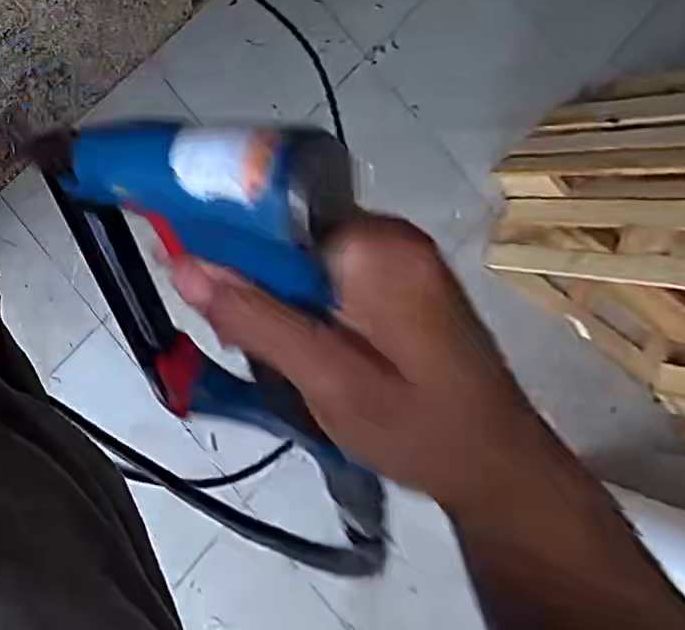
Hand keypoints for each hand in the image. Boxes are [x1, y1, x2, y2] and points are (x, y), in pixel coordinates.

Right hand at [171, 215, 565, 515]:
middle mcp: (387, 232)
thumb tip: (181, 265)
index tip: (190, 266)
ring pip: (299, 251)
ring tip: (274, 349)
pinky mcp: (395, 271)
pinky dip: (299, 298)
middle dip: (252, 277)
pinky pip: (323, 266)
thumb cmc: (421, 431)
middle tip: (239, 334)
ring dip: (273, 293)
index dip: (226, 234)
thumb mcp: (327, 380)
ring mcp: (395, 250)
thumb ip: (253, 319)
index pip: (274, 212)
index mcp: (376, 245)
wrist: (503, 473)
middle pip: (284, 230)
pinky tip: (302, 342)